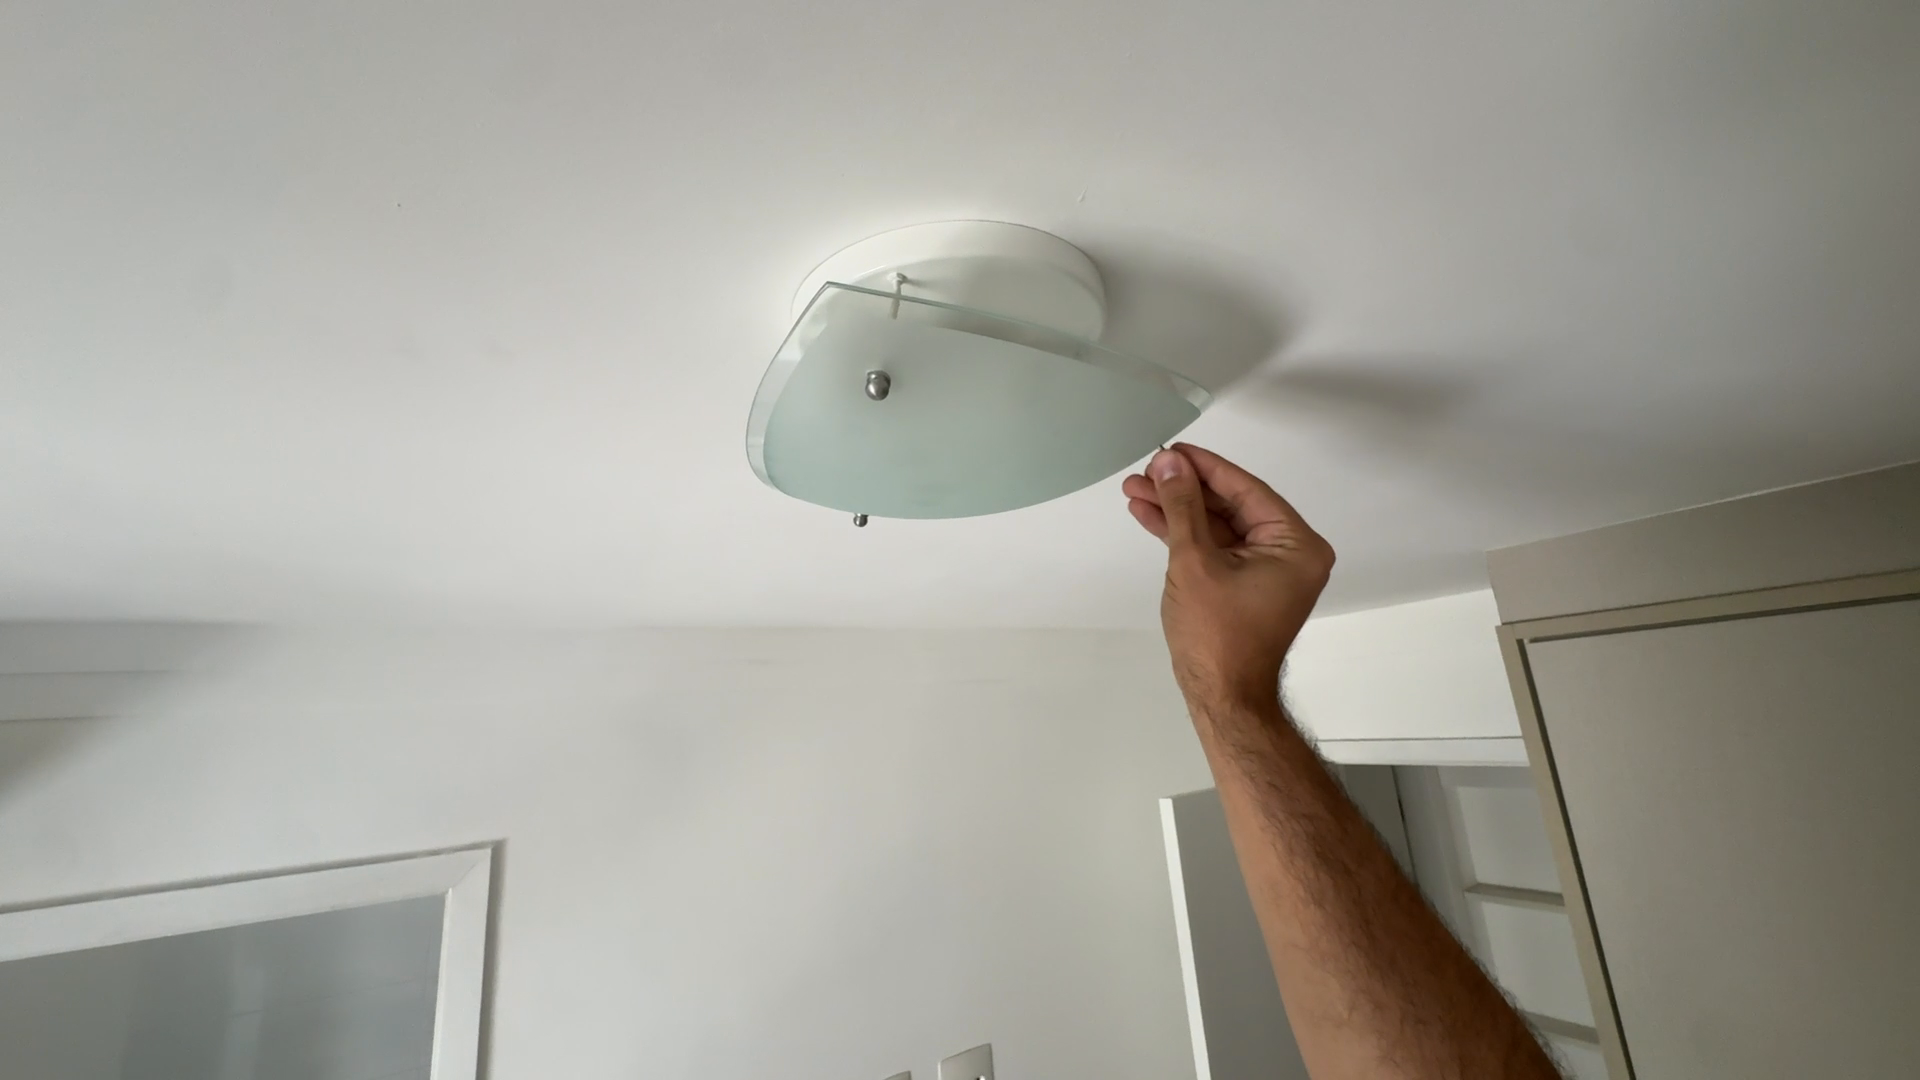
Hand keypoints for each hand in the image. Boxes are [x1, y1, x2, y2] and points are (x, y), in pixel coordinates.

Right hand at [1122, 444, 1335, 709]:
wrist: (1220, 695)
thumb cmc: (1215, 631)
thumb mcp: (1194, 561)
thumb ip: (1182, 506)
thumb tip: (1168, 462)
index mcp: (1295, 544)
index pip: (1246, 490)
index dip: (1205, 467)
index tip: (1171, 450)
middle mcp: (1288, 553)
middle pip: (1229, 505)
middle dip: (1183, 489)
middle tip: (1145, 471)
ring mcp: (1265, 571)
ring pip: (1216, 527)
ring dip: (1176, 510)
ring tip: (1135, 490)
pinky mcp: (1242, 584)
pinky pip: (1214, 548)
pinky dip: (1183, 535)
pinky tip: (1149, 515)